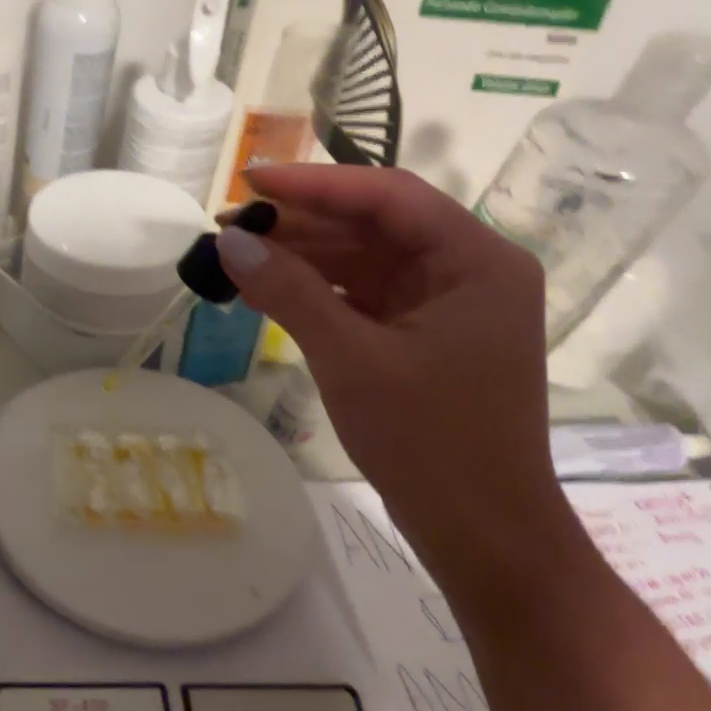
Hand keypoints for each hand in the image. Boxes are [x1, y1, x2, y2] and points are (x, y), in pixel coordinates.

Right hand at [220, 166, 563, 571]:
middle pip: (376, 226)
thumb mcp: (352, 359)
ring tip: (239, 256)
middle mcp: (468, 272)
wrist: (481, 528)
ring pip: (367, 262)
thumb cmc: (429, 440)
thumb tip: (230, 242)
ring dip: (306, 258)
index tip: (249, 181)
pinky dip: (319, 293)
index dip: (315, 184)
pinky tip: (271, 291)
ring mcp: (447, 308)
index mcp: (477, 261)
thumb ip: (290, 293)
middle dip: (303, 224)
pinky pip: (365, 299)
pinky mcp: (425, 340)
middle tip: (230, 226)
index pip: (389, 196)